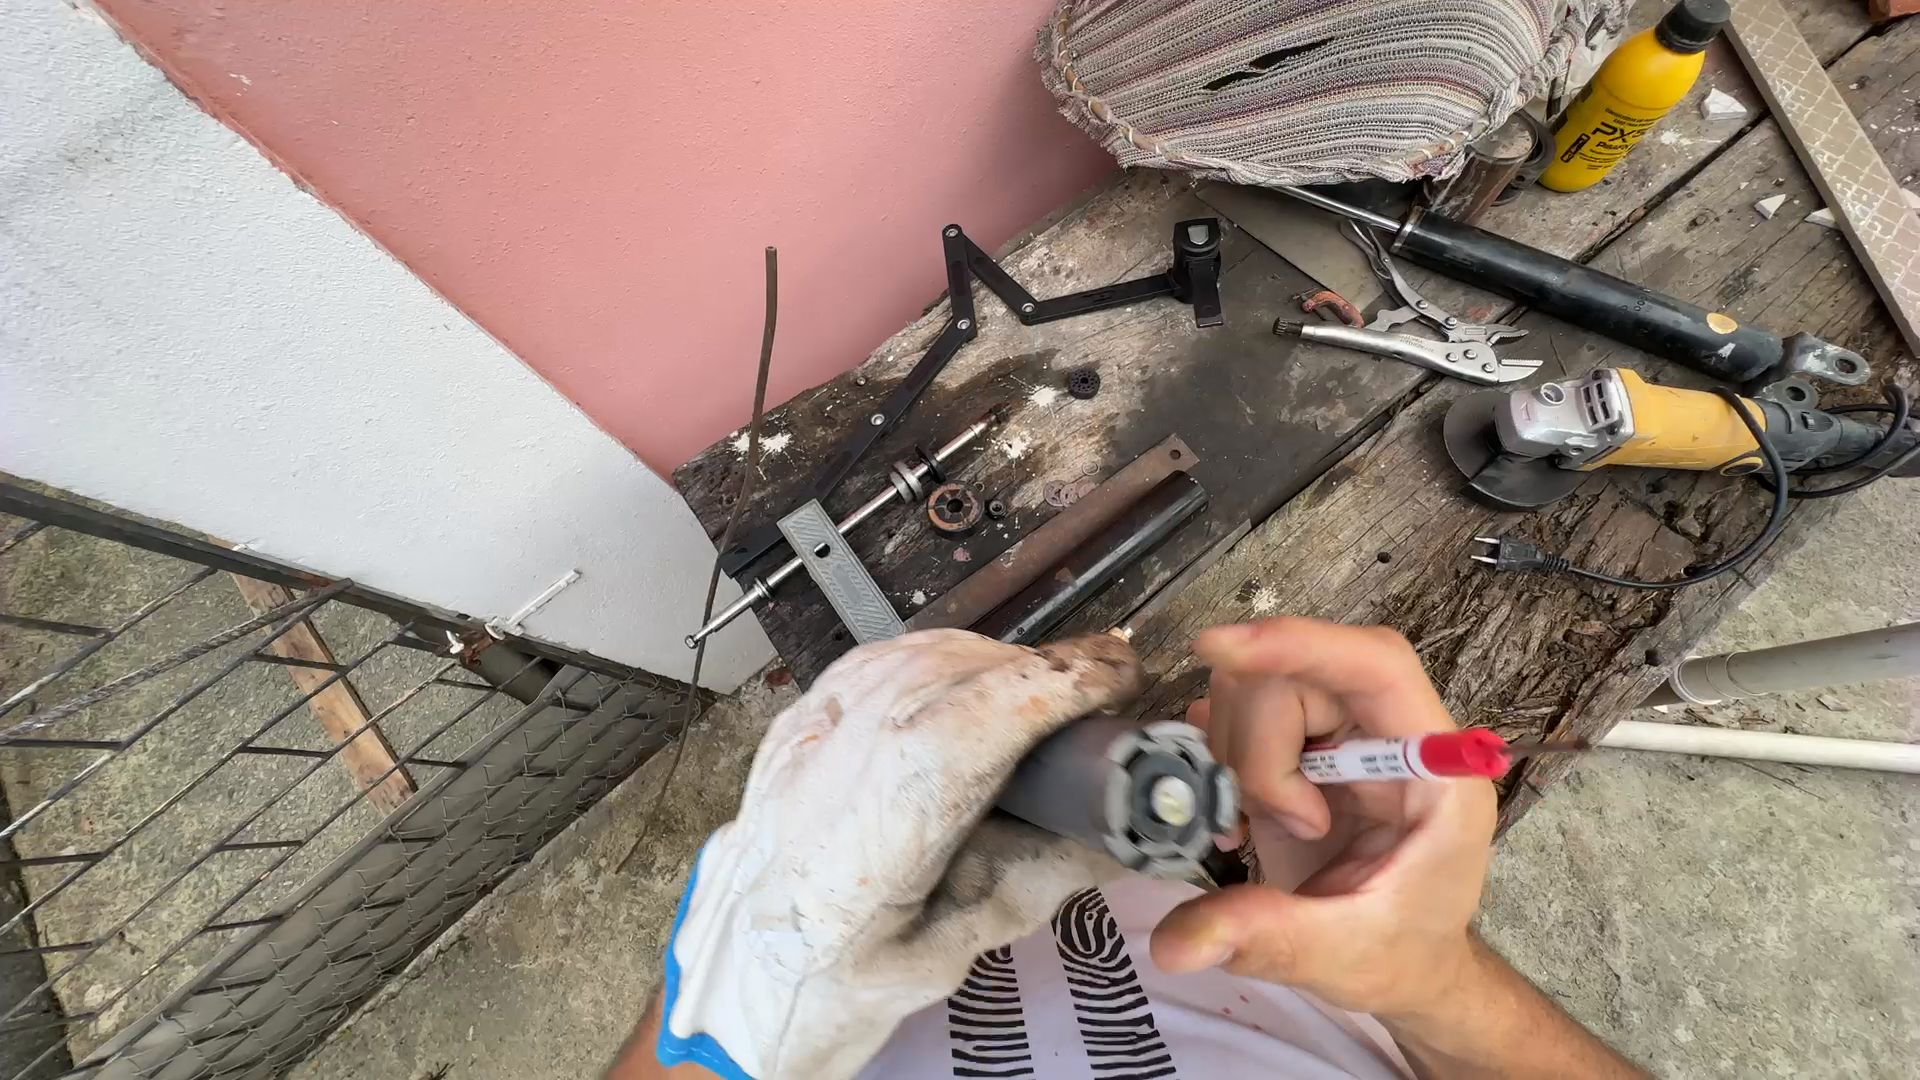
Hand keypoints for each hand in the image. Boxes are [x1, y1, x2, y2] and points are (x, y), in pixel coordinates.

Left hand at [658, 630, 1141, 1079]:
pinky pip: (890, 654)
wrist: (746, 955)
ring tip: (1044, 686)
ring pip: (925, 652)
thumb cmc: (849, 969)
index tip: (1116, 674)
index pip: (967, 728)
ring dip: (998, 659)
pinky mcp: (806, 706)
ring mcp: (810, 723)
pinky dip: (949, 655)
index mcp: (869, 839)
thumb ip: (1045, 871)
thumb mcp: (961, 941)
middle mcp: (832, 761)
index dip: (1049, 688)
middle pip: (954, 675)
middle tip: (1097, 683)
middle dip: (1040, 670)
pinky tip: (976, 678)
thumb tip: (1126, 819)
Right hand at [1149, 617, 1495, 1021]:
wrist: (1398, 951)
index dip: (1297, 644)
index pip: (1373, 664)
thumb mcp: (1347, 957)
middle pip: (1289, 678)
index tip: (1214, 647)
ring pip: (1248, 689)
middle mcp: (1381, 728)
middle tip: (1275, 825)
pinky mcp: (1291, 735)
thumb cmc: (1400, 950)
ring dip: (1234, 758)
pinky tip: (1236, 811)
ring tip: (1261, 824)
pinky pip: (1230, 709)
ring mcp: (1331, 728)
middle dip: (1258, 754)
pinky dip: (1216, 756)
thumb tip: (1173, 945)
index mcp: (1432, 765)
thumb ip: (1269, 939)